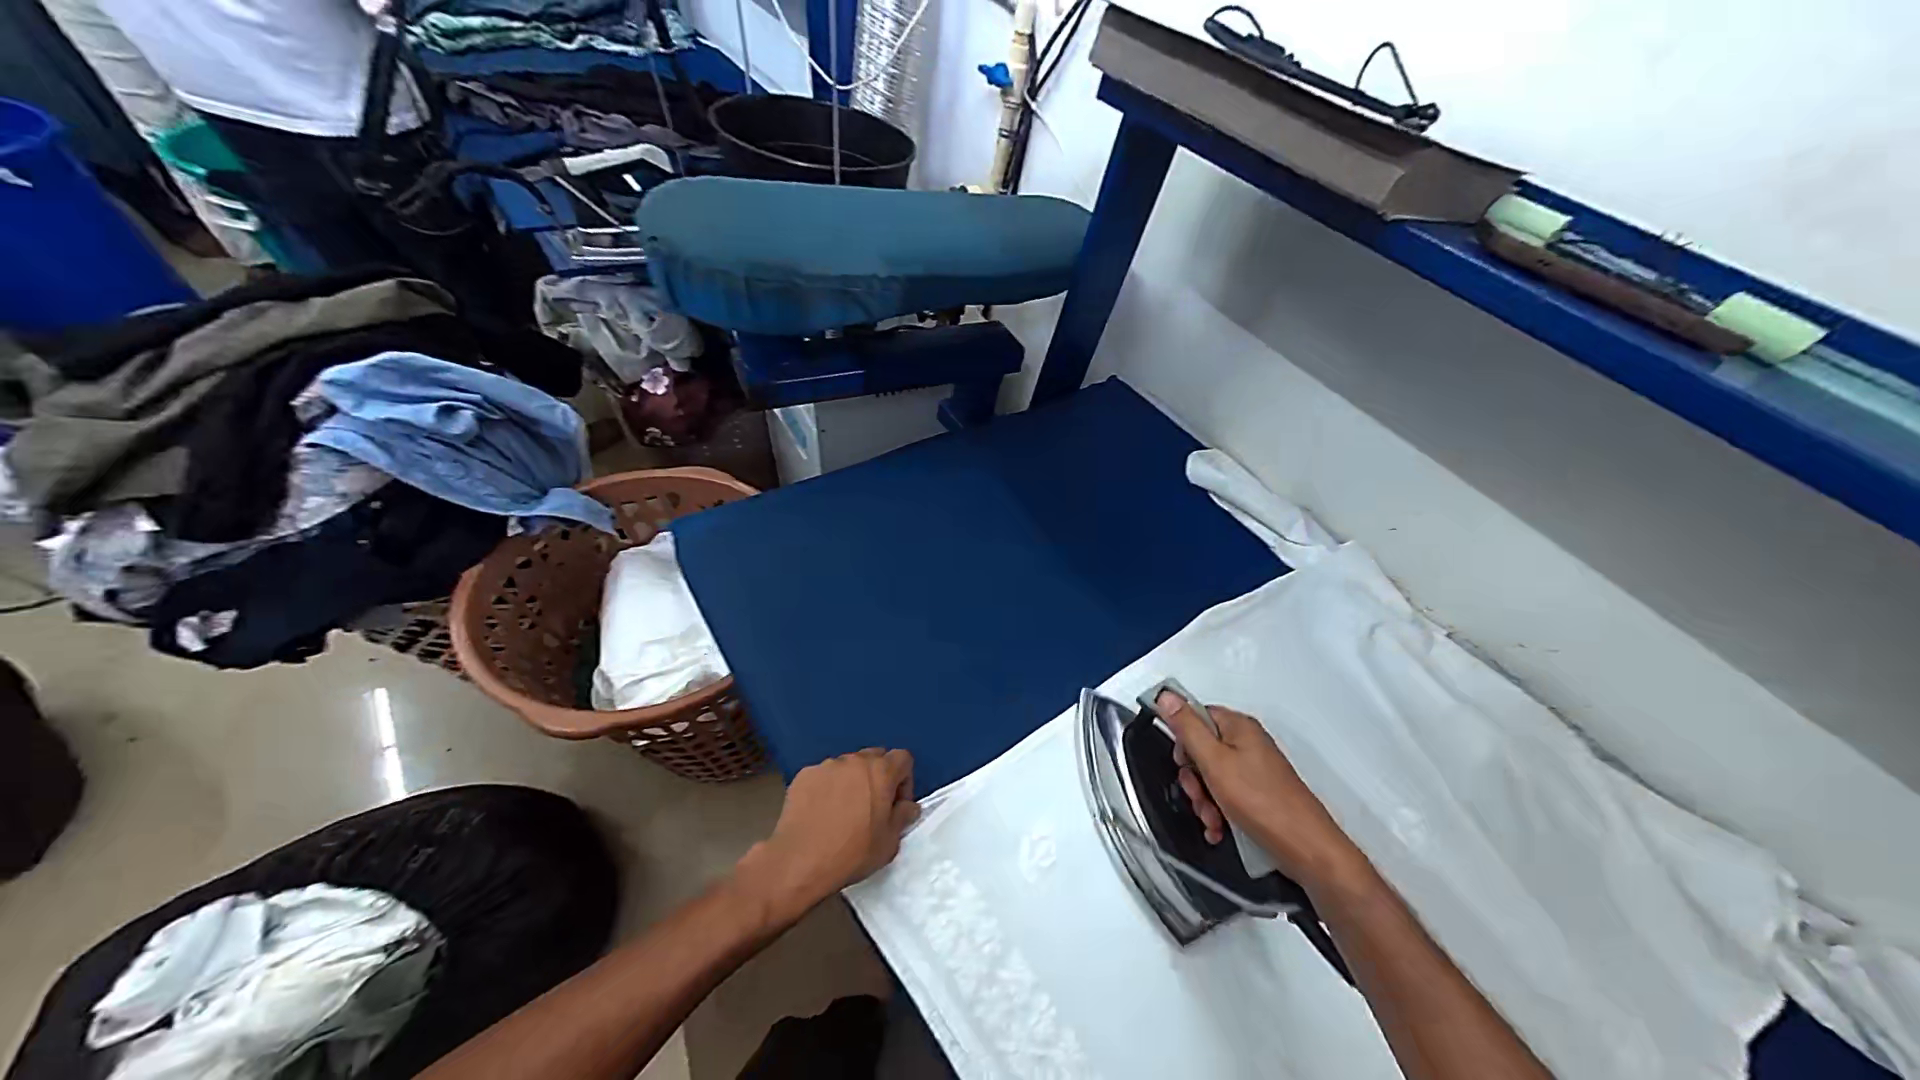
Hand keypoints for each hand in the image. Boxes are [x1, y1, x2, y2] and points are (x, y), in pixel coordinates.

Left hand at [734, 749, 919, 924]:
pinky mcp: (804, 775)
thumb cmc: (852, 853)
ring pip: (847, 766)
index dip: (904, 780)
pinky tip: (821, 812)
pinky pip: (824, 776)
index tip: (895, 804)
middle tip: (872, 806)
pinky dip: (827, 788)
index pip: (903, 758)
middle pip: (875, 757)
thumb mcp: (889, 842)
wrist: (800, 860)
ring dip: (852, 781)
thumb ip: (903, 816)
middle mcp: (854, 761)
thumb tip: (907, 806)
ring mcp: (826, 766)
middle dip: (878, 777)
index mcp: (881, 772)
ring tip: (843, 811)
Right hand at [1158, 690, 1368, 893]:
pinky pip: (1225, 795)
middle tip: (1199, 793)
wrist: (1305, 848)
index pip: (1195, 716)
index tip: (1182, 761)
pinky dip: (1217, 812)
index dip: (1183, 740)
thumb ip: (1187, 728)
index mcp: (1238, 727)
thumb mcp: (1214, 762)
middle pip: (1201, 749)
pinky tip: (1219, 827)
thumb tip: (1167, 697)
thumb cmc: (1267, 805)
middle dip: (1194, 778)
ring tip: (1213, 816)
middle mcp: (1247, 744)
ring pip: (1211, 776)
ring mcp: (1253, 769)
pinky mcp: (1256, 793)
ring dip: (1204, 799)